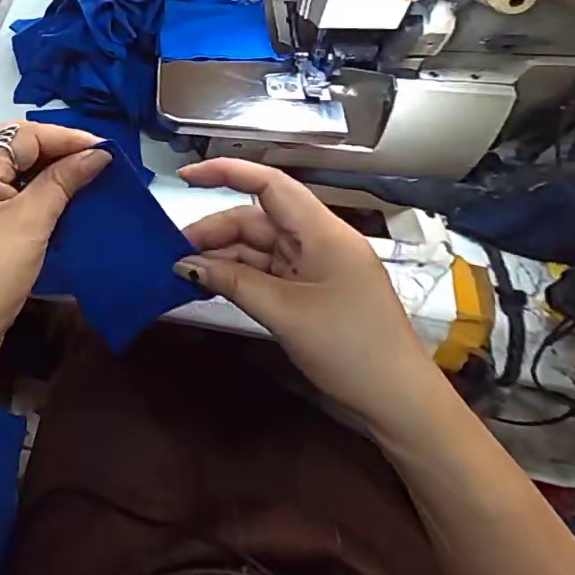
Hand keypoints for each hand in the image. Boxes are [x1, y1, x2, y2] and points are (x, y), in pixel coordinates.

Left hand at [0, 121, 110, 345]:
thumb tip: (98, 154)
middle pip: (18, 144)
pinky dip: (43, 186)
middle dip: (59, 147)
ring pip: (20, 166)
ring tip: (88, 170)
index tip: (103, 149)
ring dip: (53, 166)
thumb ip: (64, 180)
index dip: (65, 138)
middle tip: (96, 157)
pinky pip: (18, 188)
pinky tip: (67, 192)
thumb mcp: (32, 220)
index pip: (23, 135)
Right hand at [176, 158, 436, 429]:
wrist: (399, 402)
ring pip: (259, 245)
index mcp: (322, 231)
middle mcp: (319, 238)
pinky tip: (212, 283)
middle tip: (175, 254)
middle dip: (216, 231)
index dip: (226, 172)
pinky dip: (240, 275)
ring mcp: (316, 264)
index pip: (269, 184)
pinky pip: (268, 269)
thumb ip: (233, 283)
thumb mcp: (285, 313)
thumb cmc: (349, 349)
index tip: (186, 176)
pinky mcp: (312, 287)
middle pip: (258, 219)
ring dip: (224, 256)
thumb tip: (186, 264)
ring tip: (186, 272)